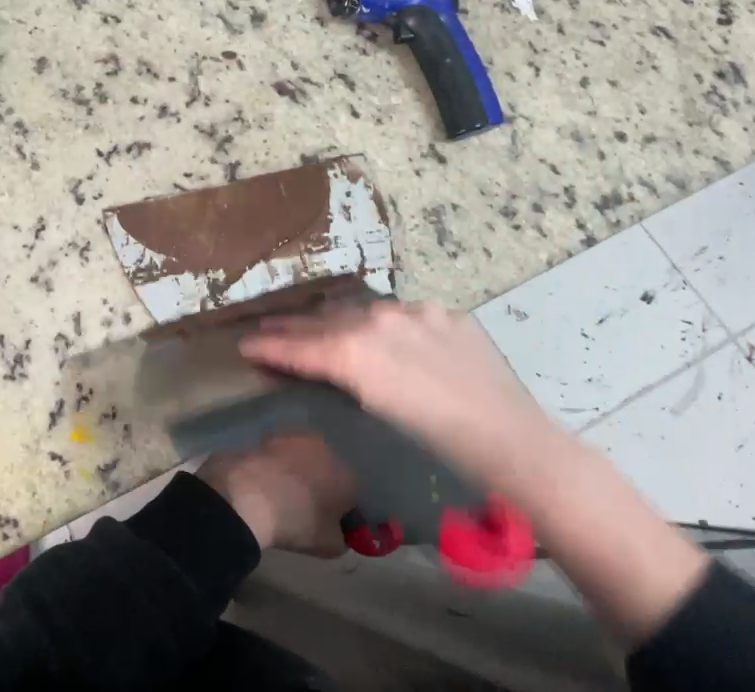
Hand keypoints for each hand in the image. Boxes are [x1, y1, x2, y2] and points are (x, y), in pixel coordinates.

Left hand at [197, 432, 357, 554]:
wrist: (245, 495)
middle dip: (321, 486)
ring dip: (296, 472)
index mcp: (347, 474)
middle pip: (328, 470)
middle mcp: (324, 448)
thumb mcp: (330, 545)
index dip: (344, 512)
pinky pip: (276, 456)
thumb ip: (343, 537)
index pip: (354, 495)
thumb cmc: (296, 522)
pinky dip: (274, 467)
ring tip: (281, 495)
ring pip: (302, 459)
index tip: (332, 525)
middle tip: (306, 509)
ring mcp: (291, 438)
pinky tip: (263, 484)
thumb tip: (339, 530)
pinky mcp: (264, 436)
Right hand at [240, 301, 563, 497]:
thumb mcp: (372, 411)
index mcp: (353, 352)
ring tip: (315, 325)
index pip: (298, 346)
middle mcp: (376, 321)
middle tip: (266, 329)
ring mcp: (412, 312)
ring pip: (359, 310)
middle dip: (290, 327)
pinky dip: (381, 323)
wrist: (511, 440)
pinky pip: (400, 313)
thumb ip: (338, 379)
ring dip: (333, 320)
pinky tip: (379, 333)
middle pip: (321, 321)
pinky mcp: (443, 313)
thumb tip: (318, 370)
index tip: (243, 344)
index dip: (267, 346)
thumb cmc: (435, 444)